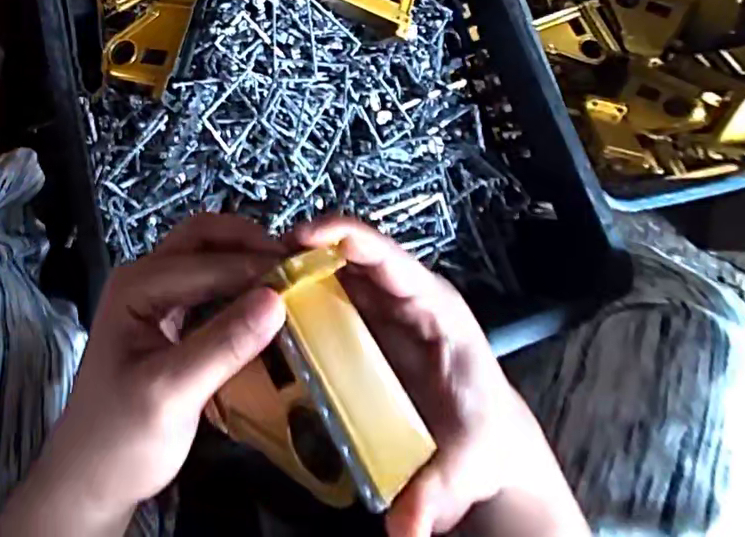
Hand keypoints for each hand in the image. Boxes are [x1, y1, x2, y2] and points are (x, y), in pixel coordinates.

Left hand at [0, 214, 288, 536]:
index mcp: (135, 286)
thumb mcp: (172, 394)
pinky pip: (206, 282)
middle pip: (200, 238)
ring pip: (205, 254)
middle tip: (293, 258)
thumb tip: (276, 300)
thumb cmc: (122, 438)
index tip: (300, 276)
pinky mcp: (167, 315)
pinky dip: (237, 281)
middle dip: (246, 241)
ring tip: (287, 271)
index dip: (252, 267)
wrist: (89, 480)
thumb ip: (223, 345)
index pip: (203, 263)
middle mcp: (143, 277)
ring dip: (243, 255)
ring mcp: (153, 294)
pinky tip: (263, 297)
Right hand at [289, 217, 587, 536]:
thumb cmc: (483, 438)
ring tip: (256, 279)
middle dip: (307, 248)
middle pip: (352, 253)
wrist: (488, 443)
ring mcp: (383, 306)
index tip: (302, 237)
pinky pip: (330, 296)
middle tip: (262, 261)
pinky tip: (271, 306)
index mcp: (435, 306)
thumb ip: (436, 493)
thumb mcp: (465, 465)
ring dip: (298, 269)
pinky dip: (301, 294)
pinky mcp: (366, 323)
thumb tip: (404, 528)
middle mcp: (405, 295)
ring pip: (335, 270)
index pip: (387, 257)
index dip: (344, 237)